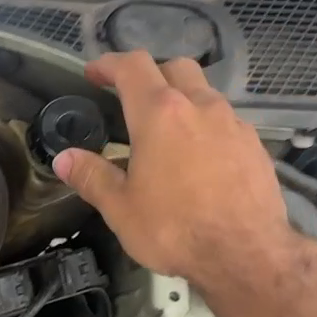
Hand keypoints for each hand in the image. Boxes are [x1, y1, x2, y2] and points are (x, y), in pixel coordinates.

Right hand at [53, 53, 297, 287]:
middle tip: (130, 97)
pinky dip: (203, 126)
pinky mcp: (253, 144)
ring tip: (164, 131)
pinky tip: (196, 157)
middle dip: (149, 74)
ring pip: (203, 93)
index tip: (94, 71)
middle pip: (174, 68)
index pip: (132, 68)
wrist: (244, 252)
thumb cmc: (174, 229)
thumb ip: (92, 177)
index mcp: (160, 115)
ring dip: (180, 99)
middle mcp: (199, 106)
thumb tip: (64, 159)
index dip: (109, 64)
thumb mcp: (120, 208)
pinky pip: (223, 121)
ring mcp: (232, 123)